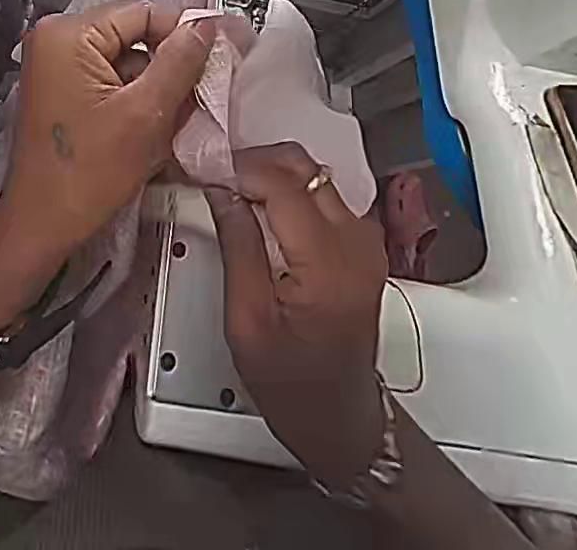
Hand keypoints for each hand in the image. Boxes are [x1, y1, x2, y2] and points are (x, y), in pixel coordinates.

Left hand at [0, 2, 213, 328]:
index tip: (207, 65)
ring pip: (128, 59)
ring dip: (154, 87)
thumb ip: (181, 62)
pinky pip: (112, 78)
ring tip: (163, 122)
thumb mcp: (146, 113)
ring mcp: (57, 64)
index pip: (145, 13)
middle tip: (187, 101)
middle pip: (136, 34)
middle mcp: (56, 40)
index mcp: (68, 35)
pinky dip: (135, 98)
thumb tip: (206, 27)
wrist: (41, 225)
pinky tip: (145, 129)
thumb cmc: (84, 176)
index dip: (181, 38)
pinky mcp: (63, 87)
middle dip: (166, 67)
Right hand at [207, 142, 390, 487]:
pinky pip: (327, 195)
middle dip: (258, 162)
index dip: (242, 171)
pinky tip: (265, 206)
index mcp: (329, 264)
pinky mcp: (365, 243)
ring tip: (236, 189)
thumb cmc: (292, 383)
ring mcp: (367, 239)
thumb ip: (238, 247)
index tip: (208, 170)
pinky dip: (294, 190)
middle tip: (220, 175)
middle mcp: (357, 242)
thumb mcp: (247, 320)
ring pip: (317, 175)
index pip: (284, 187)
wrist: (341, 414)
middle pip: (306, 168)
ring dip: (276, 173)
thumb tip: (223, 193)